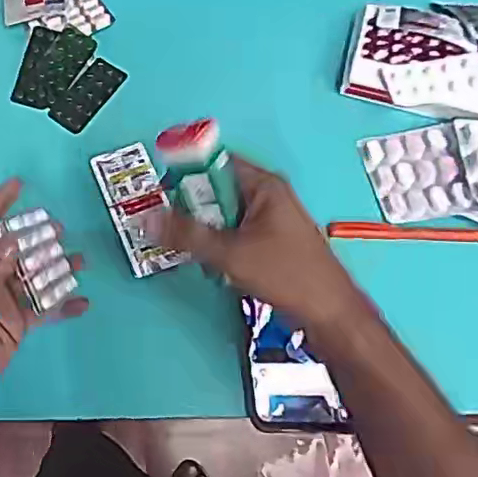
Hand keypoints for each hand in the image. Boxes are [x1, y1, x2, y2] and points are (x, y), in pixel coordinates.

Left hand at [0, 179, 86, 424]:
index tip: (16, 186)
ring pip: (35, 276)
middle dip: (36, 235)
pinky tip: (81, 300)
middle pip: (15, 250)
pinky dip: (63, 304)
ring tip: (78, 258)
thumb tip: (11, 244)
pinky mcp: (17, 324)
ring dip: (55, 266)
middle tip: (57, 226)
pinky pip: (44, 308)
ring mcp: (3, 302)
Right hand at [160, 156, 367, 330]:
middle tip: (175, 228)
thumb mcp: (231, 253)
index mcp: (264, 185)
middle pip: (214, 190)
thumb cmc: (291, 276)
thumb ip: (187, 235)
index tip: (163, 192)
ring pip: (220, 215)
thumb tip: (149, 219)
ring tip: (198, 251)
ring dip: (204, 232)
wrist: (328, 314)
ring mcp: (267, 220)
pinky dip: (217, 246)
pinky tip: (215, 265)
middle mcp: (266, 196)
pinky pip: (230, 234)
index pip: (215, 162)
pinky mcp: (266, 242)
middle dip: (192, 209)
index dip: (185, 172)